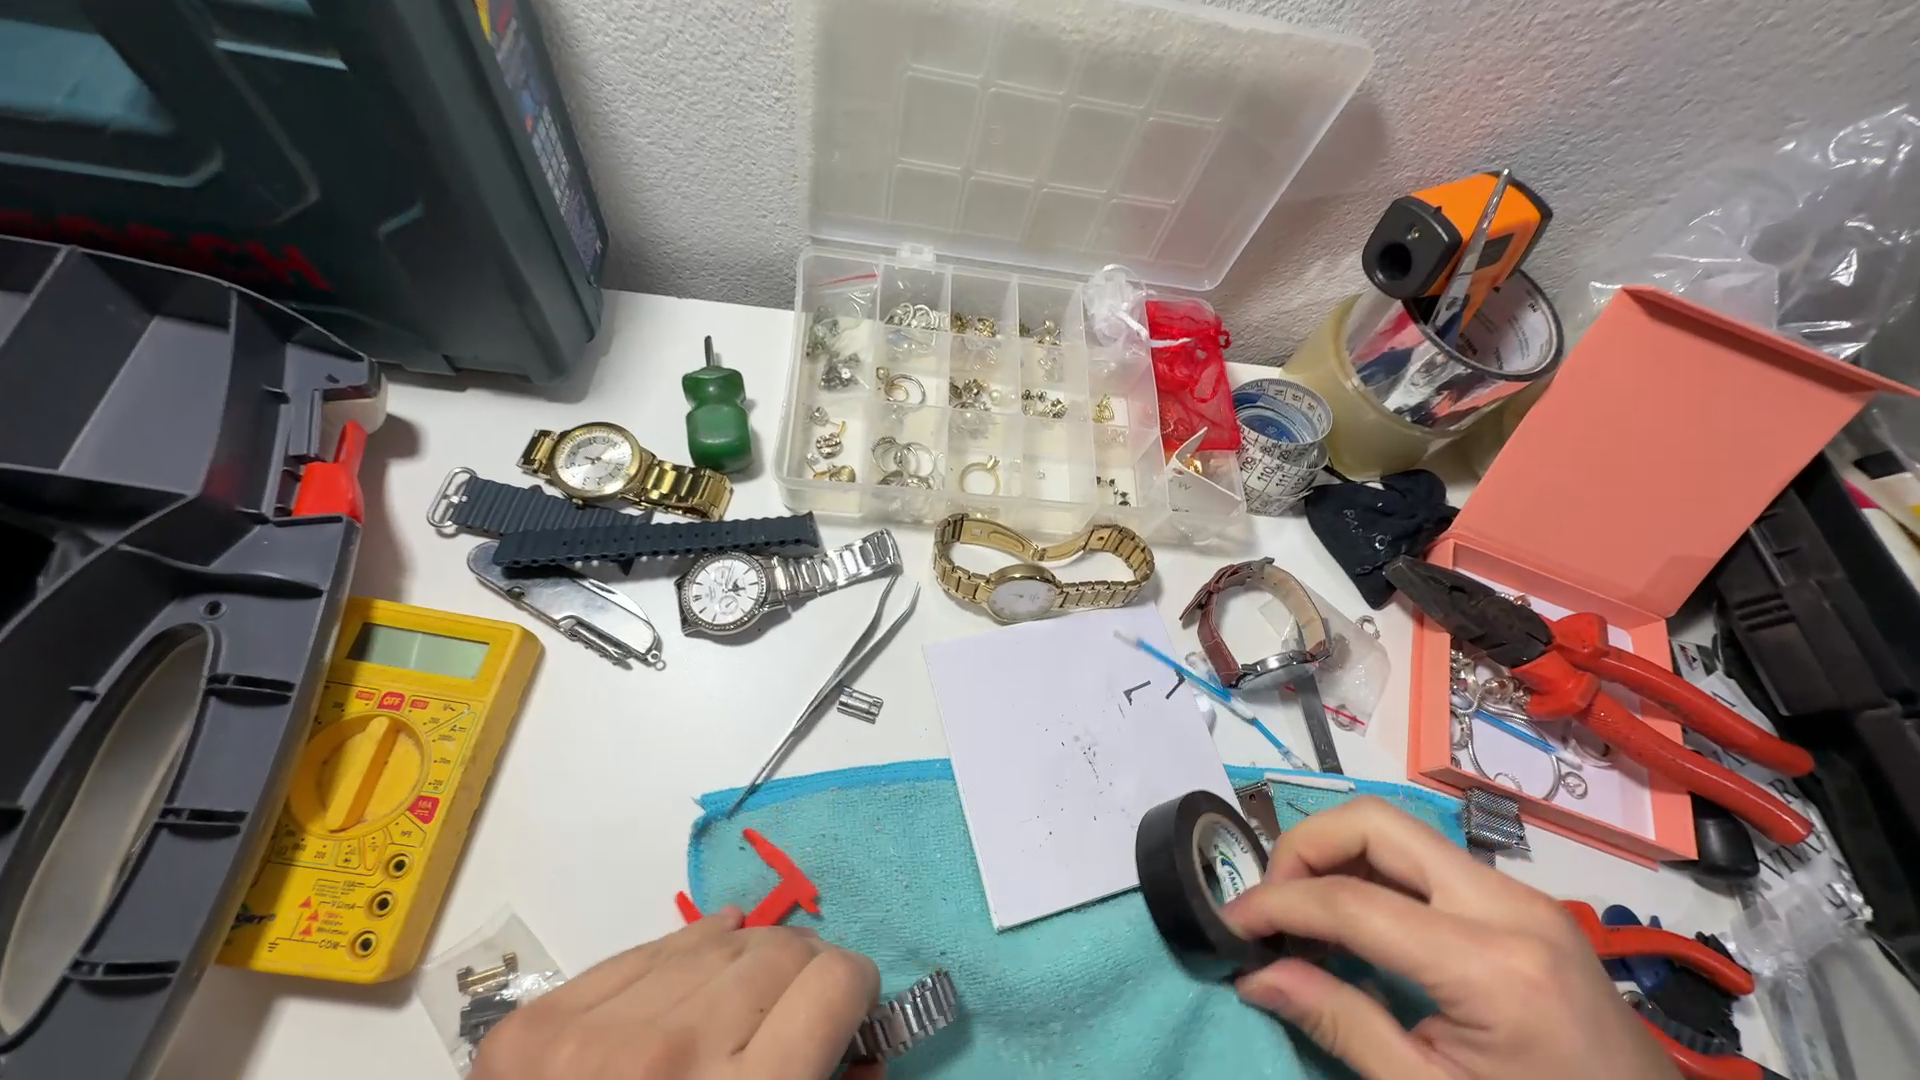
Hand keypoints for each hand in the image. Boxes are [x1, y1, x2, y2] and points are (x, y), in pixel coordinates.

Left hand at [472, 908, 883, 1079]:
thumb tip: (871, 1046)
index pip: (835, 981)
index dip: (854, 988)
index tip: (846, 1006)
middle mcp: (669, 1058)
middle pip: (781, 949)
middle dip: (802, 973)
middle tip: (793, 1004)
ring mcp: (592, 1036)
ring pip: (717, 939)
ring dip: (743, 962)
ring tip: (739, 995)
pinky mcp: (536, 1027)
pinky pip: (646, 950)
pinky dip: (683, 956)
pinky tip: (695, 970)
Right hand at [1221, 798, 1678, 1079]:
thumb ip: (1341, 1024)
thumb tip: (1254, 975)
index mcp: (1493, 967)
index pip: (1351, 900)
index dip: (1274, 904)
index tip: (1229, 923)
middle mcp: (1509, 906)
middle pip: (1376, 823)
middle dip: (1303, 849)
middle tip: (1271, 906)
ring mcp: (1522, 898)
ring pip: (1398, 831)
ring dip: (1334, 856)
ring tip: (1303, 915)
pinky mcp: (1523, 904)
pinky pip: (1425, 861)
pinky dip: (1370, 872)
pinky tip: (1352, 922)